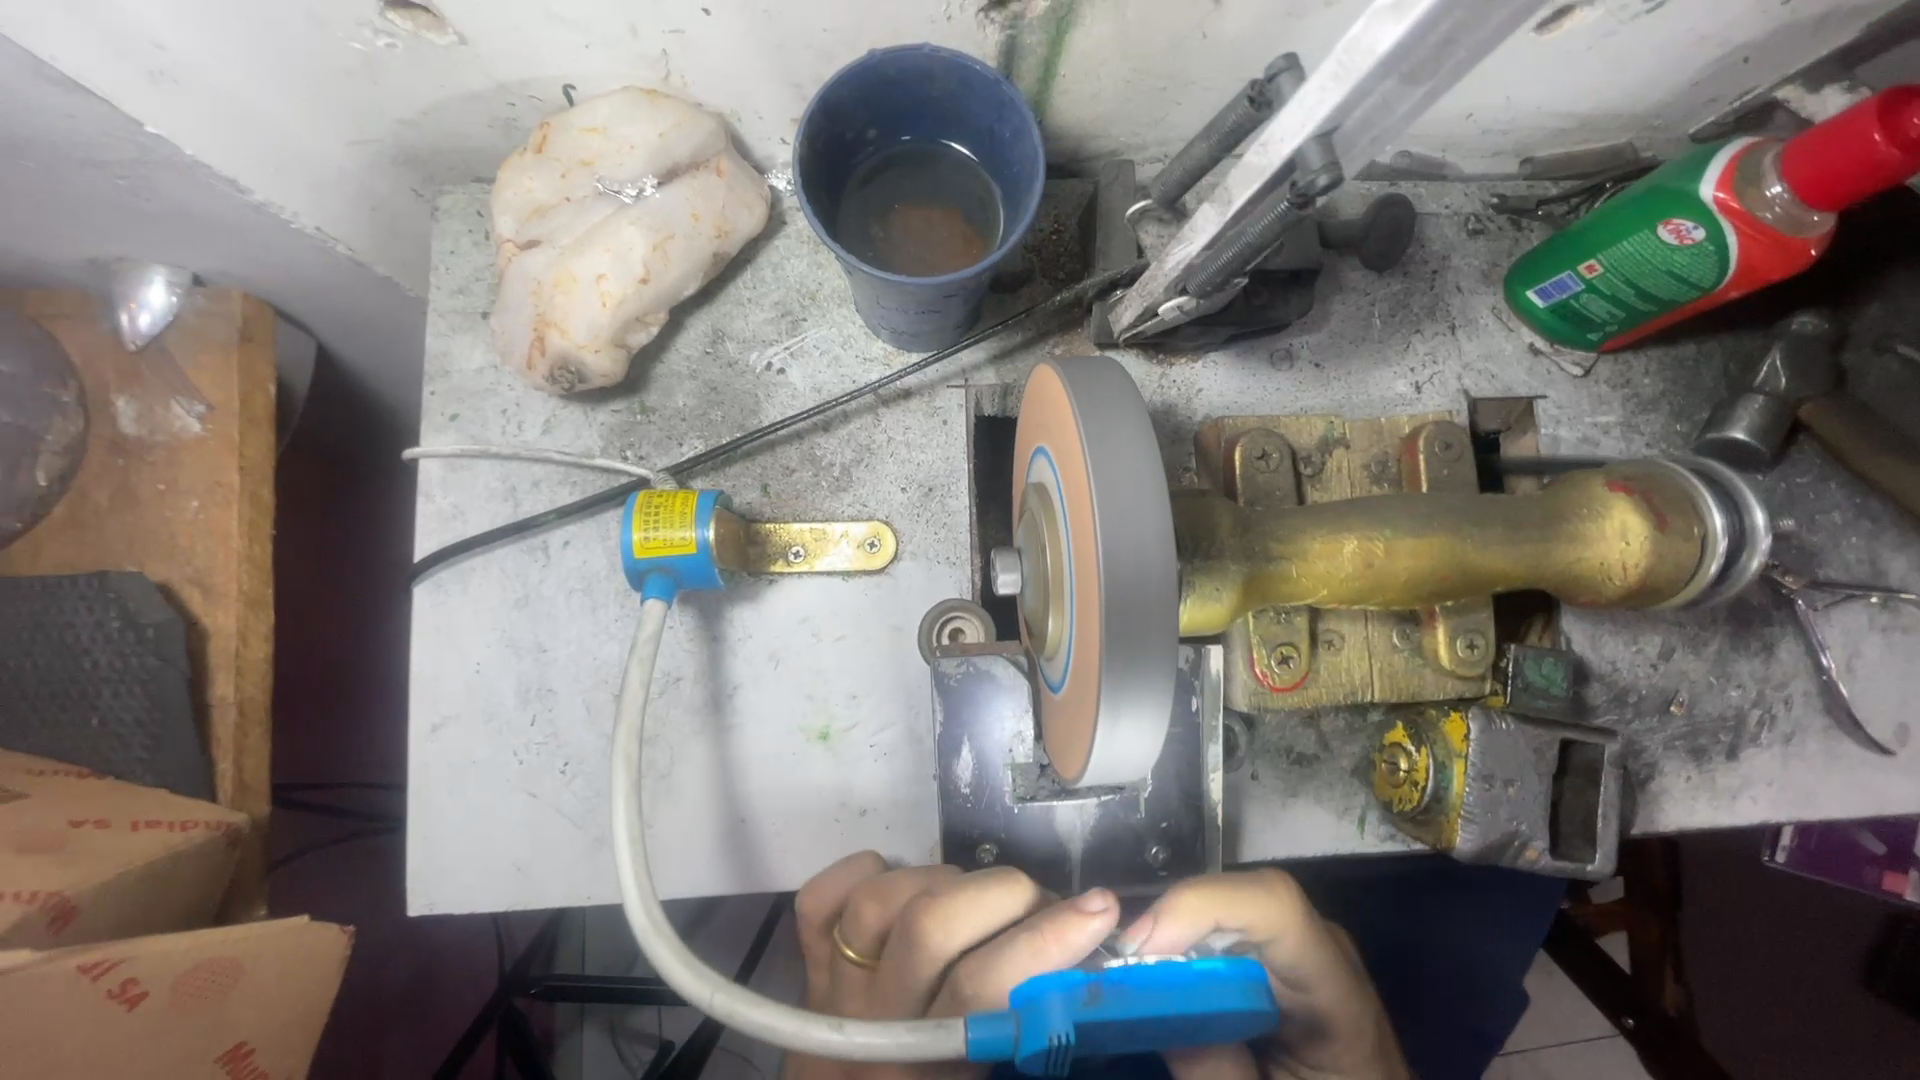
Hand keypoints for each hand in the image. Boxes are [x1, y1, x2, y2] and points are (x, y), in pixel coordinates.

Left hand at [786, 851, 1121, 1079]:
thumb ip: (1027, 1034)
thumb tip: (1088, 966)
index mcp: (929, 1069)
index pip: (984, 990)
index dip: (1046, 941)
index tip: (1100, 910)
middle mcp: (874, 1022)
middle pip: (929, 924)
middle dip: (1002, 894)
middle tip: (1041, 900)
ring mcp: (831, 988)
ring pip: (878, 900)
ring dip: (940, 879)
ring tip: (974, 898)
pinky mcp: (806, 965)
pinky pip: (822, 898)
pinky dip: (864, 873)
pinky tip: (898, 883)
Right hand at [1120, 868, 1410, 1079]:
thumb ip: (1209, 1066)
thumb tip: (1145, 1002)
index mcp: (1336, 991)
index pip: (1273, 905)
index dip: (1198, 906)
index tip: (1141, 950)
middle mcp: (1322, 947)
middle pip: (1236, 899)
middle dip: (1171, 924)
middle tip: (1121, 972)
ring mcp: (1303, 942)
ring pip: (1222, 905)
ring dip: (1173, 935)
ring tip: (1137, 980)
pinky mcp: (1283, 950)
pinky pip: (1225, 925)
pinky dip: (1186, 946)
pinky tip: (1167, 983)